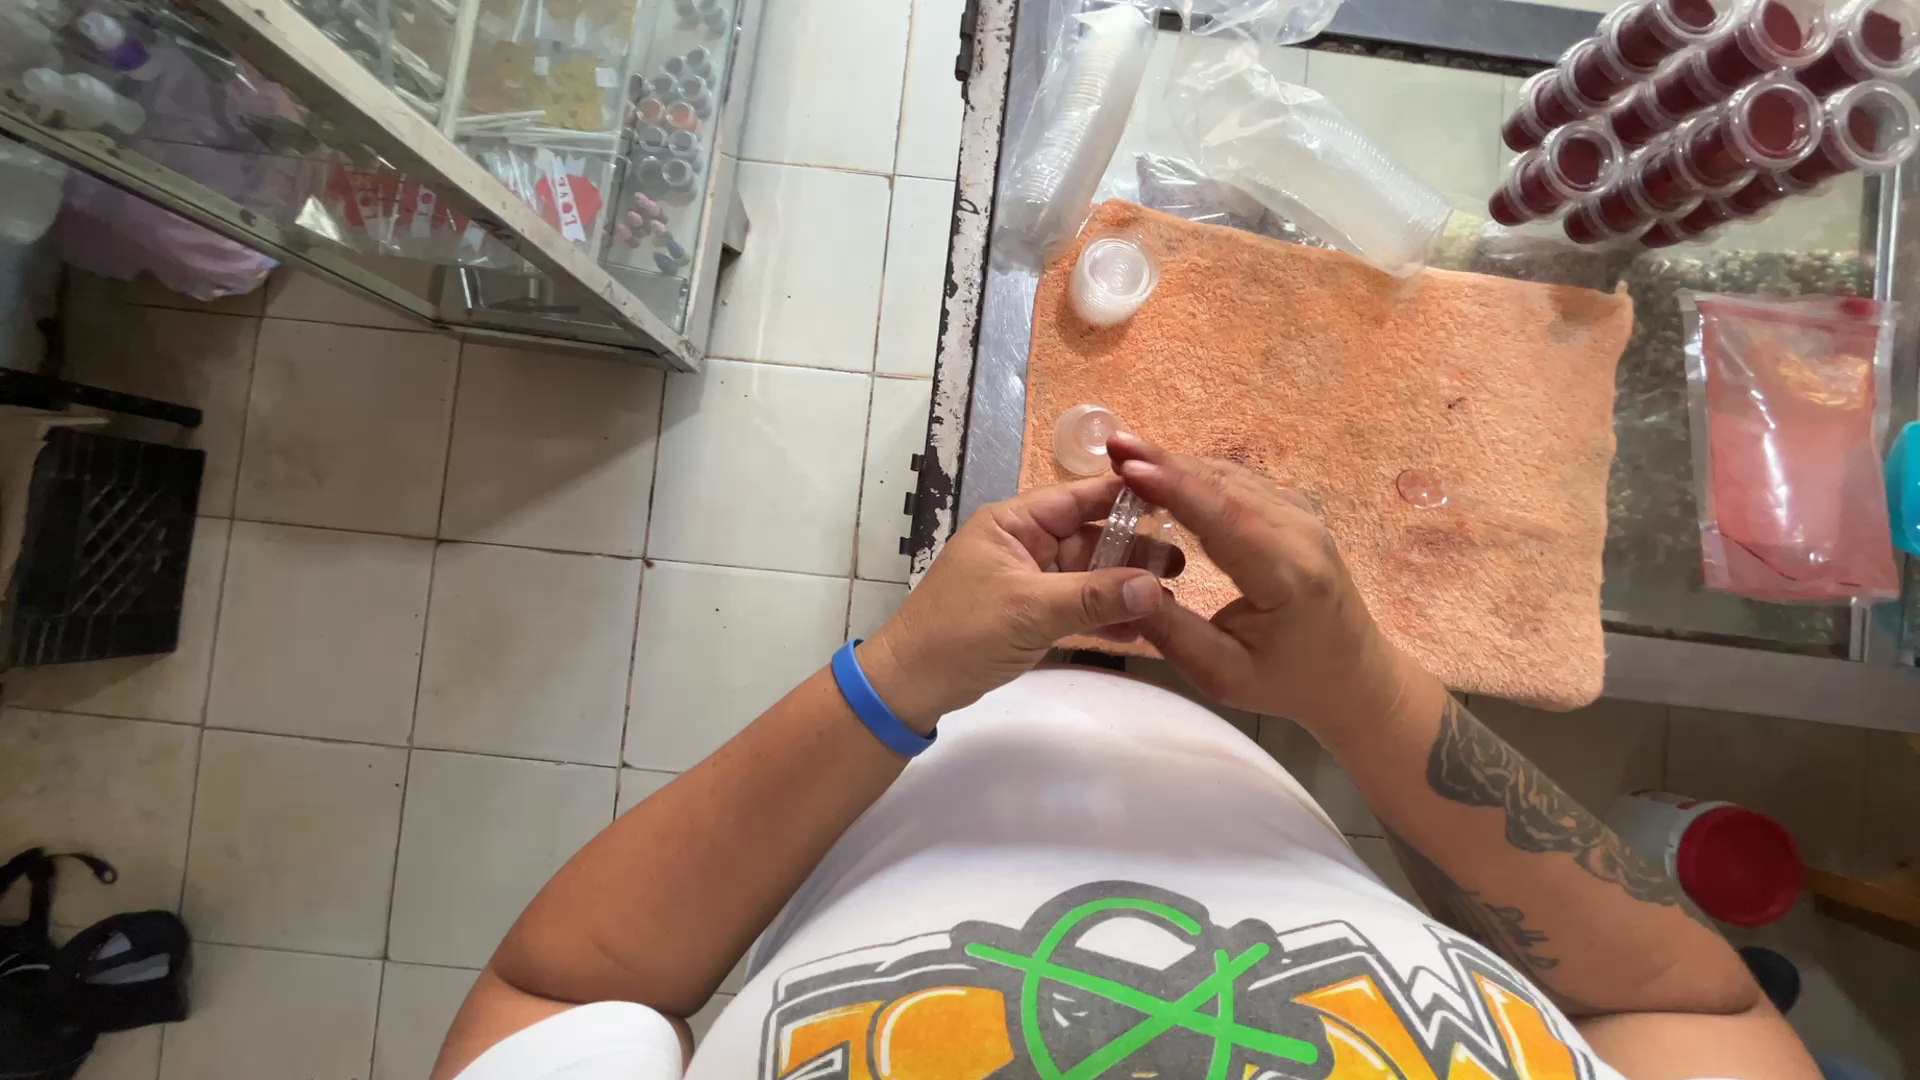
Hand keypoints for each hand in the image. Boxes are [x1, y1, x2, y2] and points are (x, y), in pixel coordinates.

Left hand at [858, 474, 1169, 733]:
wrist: (912, 683)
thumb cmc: (961, 632)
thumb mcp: (1029, 610)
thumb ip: (1092, 597)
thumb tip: (1155, 588)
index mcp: (1015, 523)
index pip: (1078, 496)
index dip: (1125, 495)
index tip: (1175, 501)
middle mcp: (1025, 543)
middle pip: (1090, 537)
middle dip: (1132, 551)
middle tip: (1181, 566)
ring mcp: (1029, 579)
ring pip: (1087, 574)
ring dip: (1123, 587)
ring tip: (1171, 601)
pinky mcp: (1030, 613)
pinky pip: (1075, 606)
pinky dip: (1102, 616)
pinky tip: (1139, 631)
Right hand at [1110, 433, 1426, 736]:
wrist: (1353, 678)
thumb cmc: (1286, 683)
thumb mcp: (1221, 674)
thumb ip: (1171, 631)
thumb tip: (1121, 588)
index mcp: (1287, 574)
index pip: (1225, 518)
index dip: (1174, 487)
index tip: (1129, 466)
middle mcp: (1300, 533)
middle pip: (1224, 485)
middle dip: (1164, 462)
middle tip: (1112, 446)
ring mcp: (1301, 516)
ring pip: (1230, 477)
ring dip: (1176, 463)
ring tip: (1125, 454)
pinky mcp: (1294, 512)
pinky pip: (1238, 483)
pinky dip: (1195, 474)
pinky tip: (1161, 471)